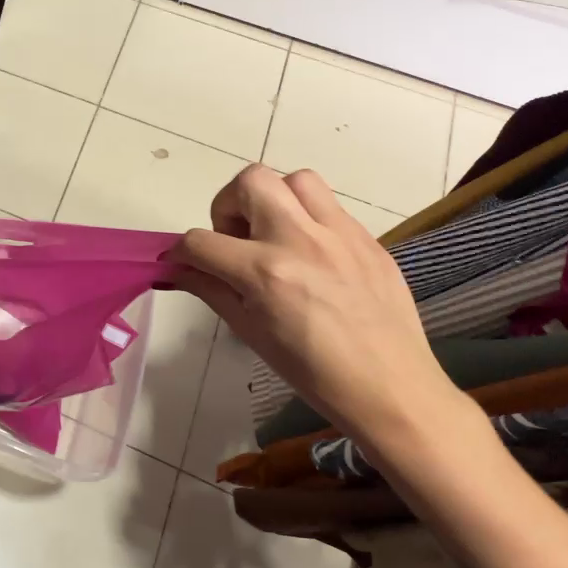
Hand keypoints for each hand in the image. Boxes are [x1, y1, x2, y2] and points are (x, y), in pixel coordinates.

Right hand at [165, 164, 466, 441]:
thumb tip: (177, 268)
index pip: (200, 240)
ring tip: (274, 236)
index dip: (182, 252)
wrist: (389, 387)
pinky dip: (308, 219)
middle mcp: (301, 241)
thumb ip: (209, 288)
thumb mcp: (247, 330)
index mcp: (265, 272)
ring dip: (274, 199)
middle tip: (236, 239)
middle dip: (229, 204)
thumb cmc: (309, 369)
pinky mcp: (369, 239)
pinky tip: (311, 257)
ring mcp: (341, 235)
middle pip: (251, 181)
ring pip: (296, 179)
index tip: (187, 264)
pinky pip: (330, 206)